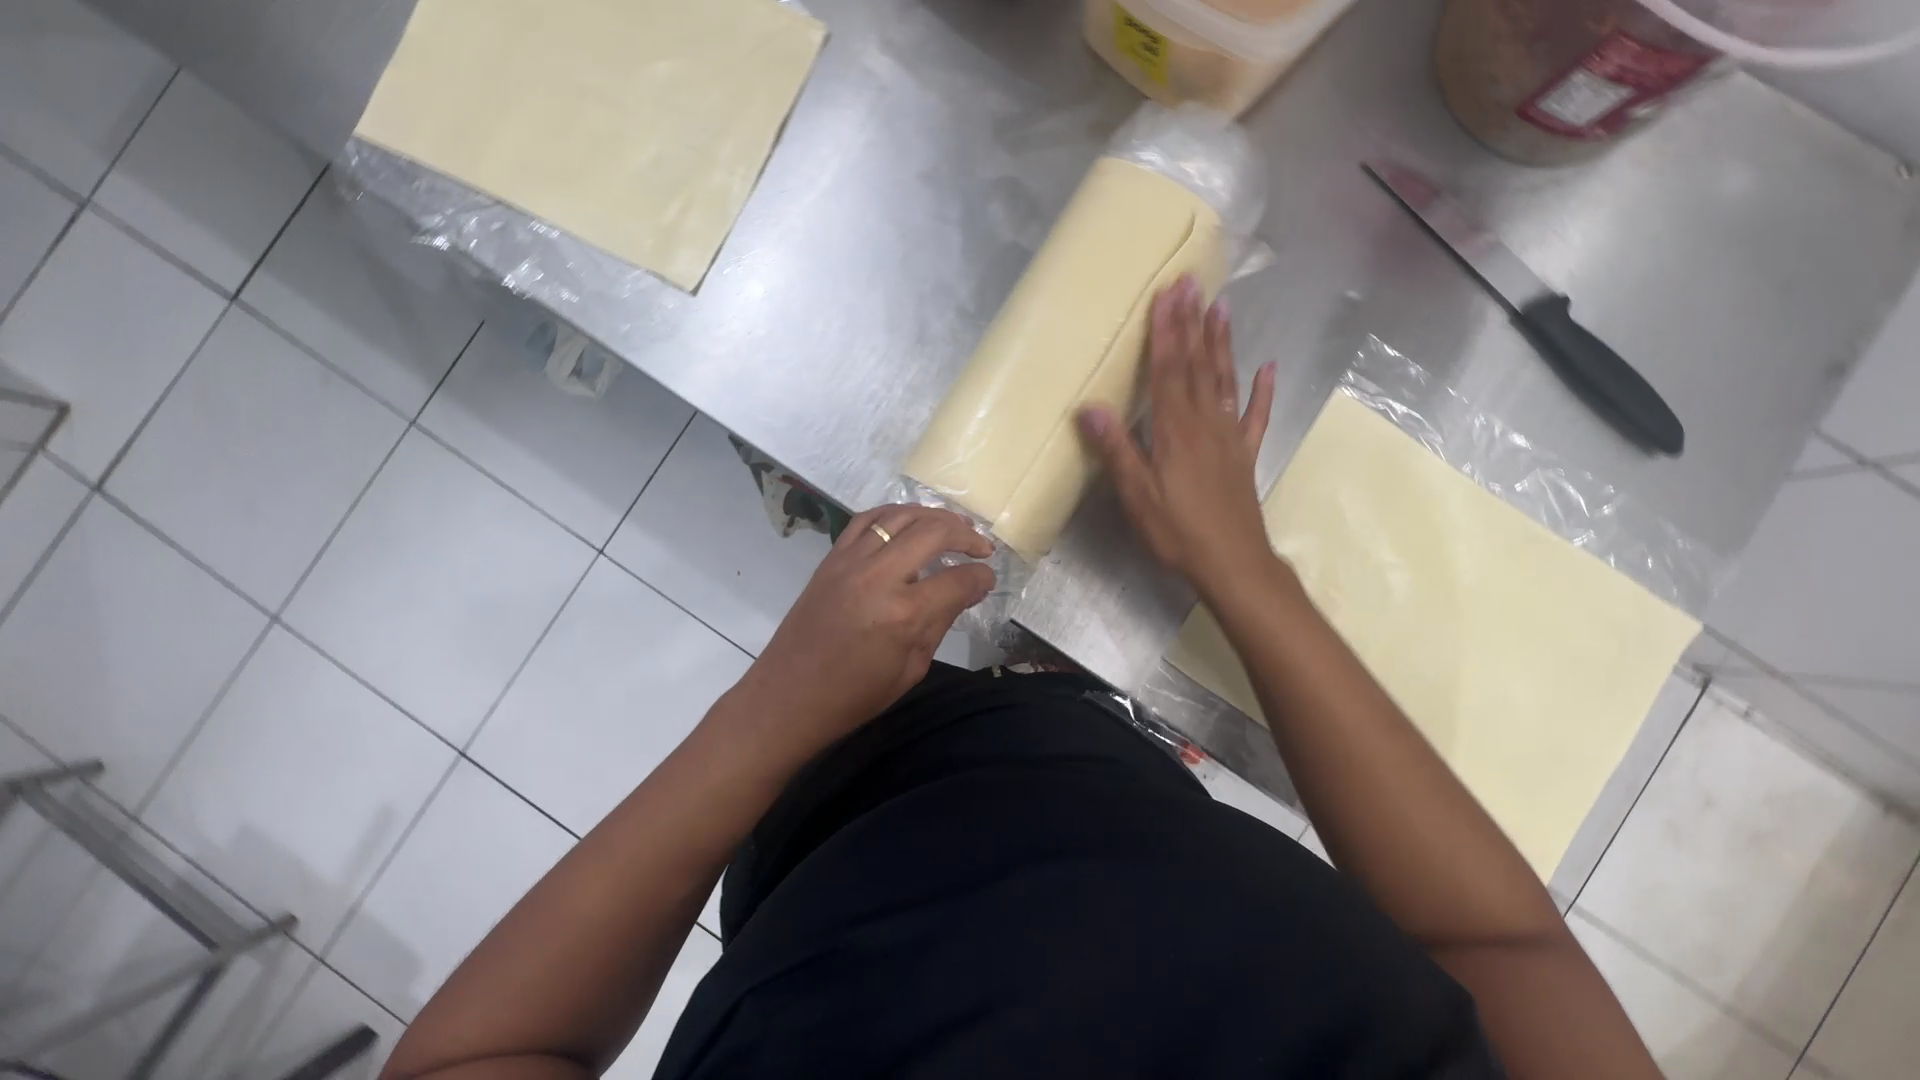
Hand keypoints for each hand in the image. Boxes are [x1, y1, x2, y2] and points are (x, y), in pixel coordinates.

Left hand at [730, 505, 995, 755]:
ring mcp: (851, 562)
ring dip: (933, 516)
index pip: (958, 580)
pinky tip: (909, 522)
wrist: (789, 695)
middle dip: (966, 535)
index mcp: (904, 614)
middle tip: (981, 547)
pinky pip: (866, 521)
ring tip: (953, 526)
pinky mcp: (831, 558)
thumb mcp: (911, 668)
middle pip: (934, 532)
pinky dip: (893, 514)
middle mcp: (879, 577)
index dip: (981, 577)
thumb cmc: (855, 695)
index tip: (988, 578)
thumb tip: (969, 589)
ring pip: (901, 516)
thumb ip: (941, 621)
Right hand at [1078, 276, 1277, 600]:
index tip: (1168, 293)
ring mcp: (1229, 438)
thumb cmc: (1178, 532)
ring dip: (1222, 344)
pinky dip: (1262, 390)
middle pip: (1197, 365)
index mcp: (1174, 430)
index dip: (1166, 330)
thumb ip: (1117, 449)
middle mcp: (1205, 424)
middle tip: (1192, 283)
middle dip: (1192, 323)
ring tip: (1222, 308)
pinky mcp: (1245, 456)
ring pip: (1224, 381)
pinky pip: (1256, 416)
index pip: (1168, 370)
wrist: (1233, 563)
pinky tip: (1268, 368)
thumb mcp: (1137, 495)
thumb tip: (1089, 406)